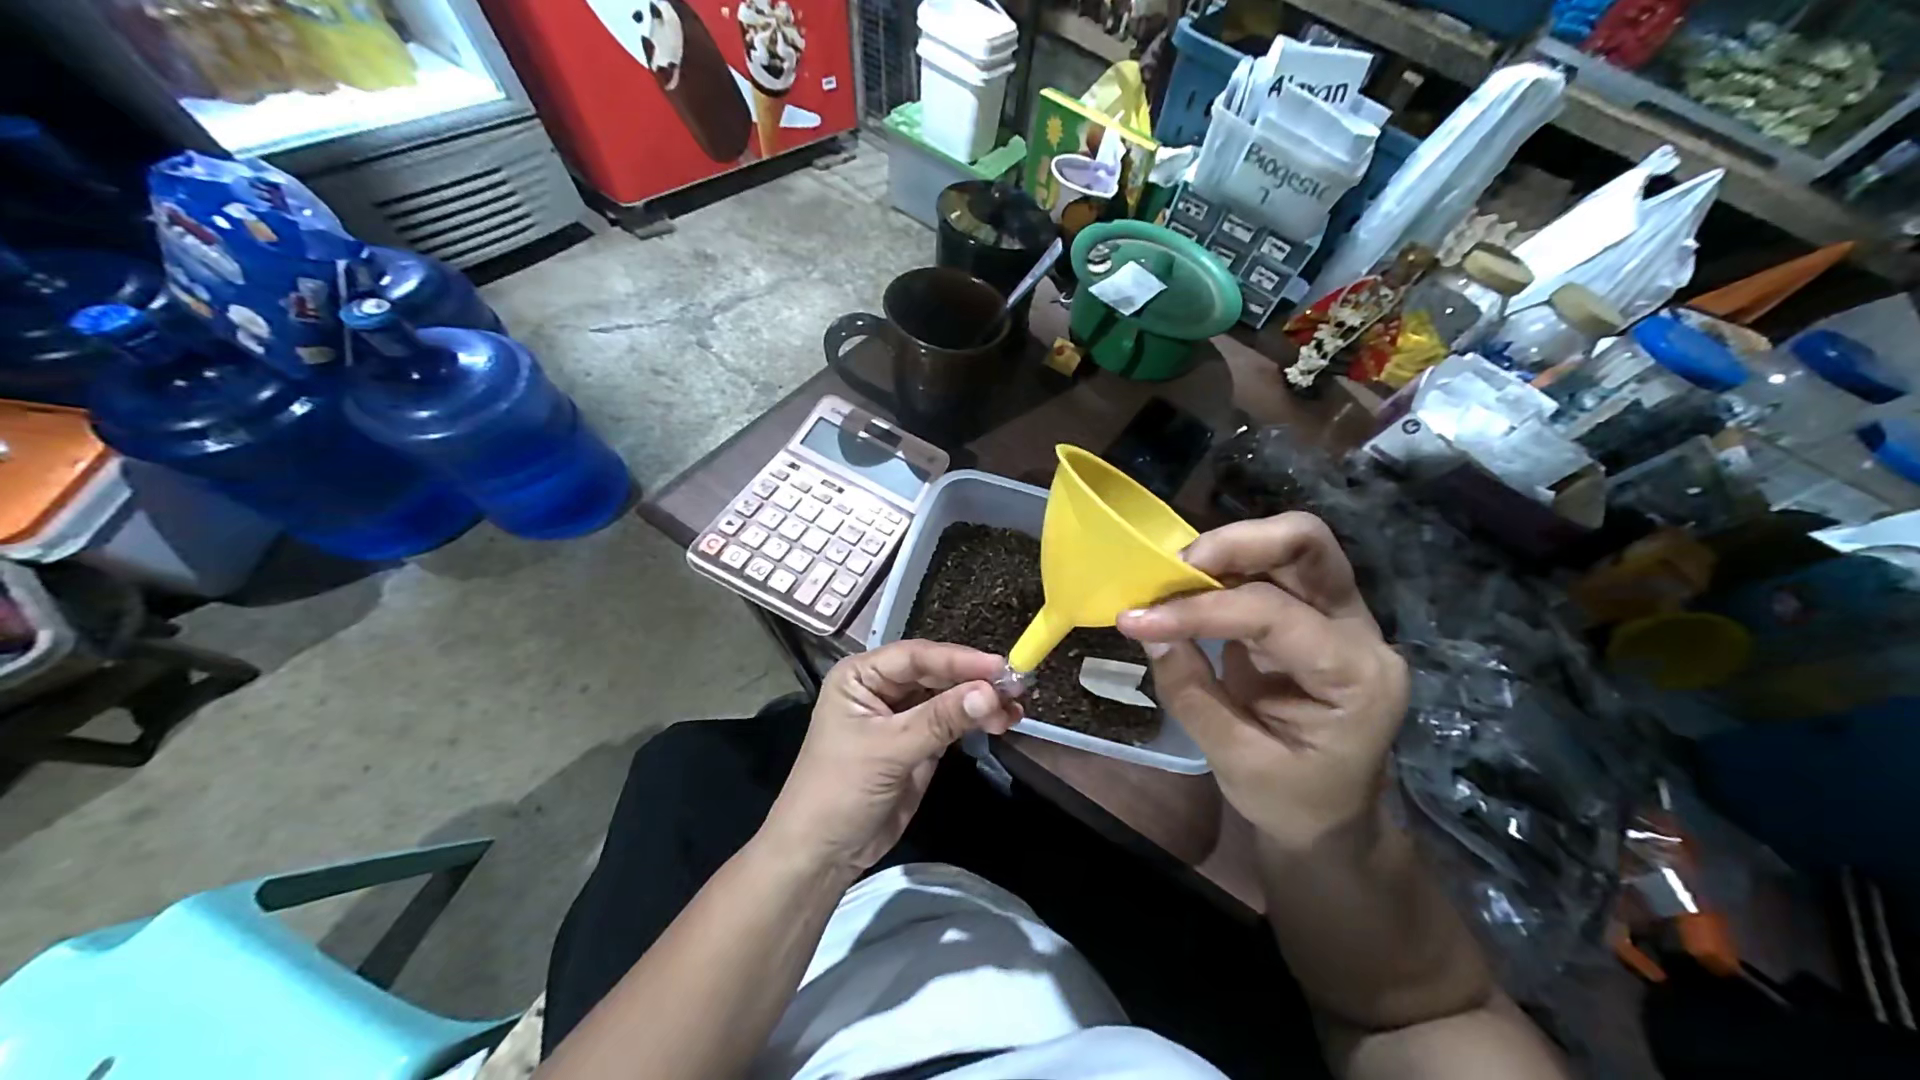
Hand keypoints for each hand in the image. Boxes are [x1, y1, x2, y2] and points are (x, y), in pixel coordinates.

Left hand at [762, 641, 1021, 875]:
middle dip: (975, 681)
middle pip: (936, 674)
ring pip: (949, 697)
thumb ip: (940, 720)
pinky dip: (977, 721)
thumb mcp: (889, 750)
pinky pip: (953, 722)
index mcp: (860, 676)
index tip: (999, 666)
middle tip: (1016, 688)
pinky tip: (1003, 722)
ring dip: (981, 701)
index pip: (916, 657)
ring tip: (1015, 710)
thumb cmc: (840, 791)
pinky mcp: (918, 742)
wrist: (823, 853)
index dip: (958, 659)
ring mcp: (901, 715)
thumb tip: (991, 693)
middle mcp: (881, 687)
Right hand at [1117, 512, 1406, 848]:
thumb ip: (1191, 691)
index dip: (1199, 610)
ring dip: (1227, 549)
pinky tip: (1189, 586)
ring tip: (1174, 577)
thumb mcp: (1235, 760)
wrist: (1330, 816)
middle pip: (1308, 546)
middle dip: (1235, 544)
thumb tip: (1148, 630)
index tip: (1136, 619)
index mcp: (1357, 678)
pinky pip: (1270, 567)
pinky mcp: (1310, 613)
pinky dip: (1224, 567)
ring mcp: (1340, 616)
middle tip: (1174, 568)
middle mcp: (1359, 632)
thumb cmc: (1292, 798)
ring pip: (1291, 545)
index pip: (1273, 614)